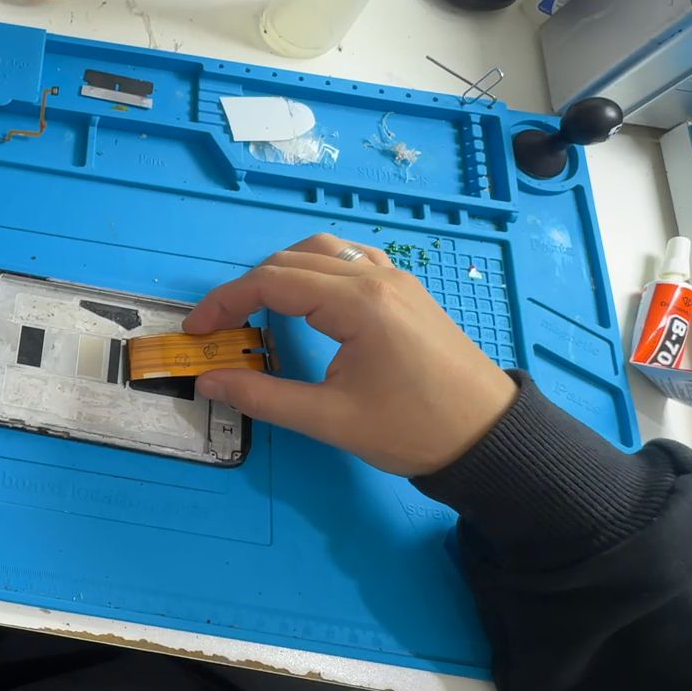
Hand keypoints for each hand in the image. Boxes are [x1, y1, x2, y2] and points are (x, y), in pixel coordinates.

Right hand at [183, 234, 517, 476]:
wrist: (494, 440)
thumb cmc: (413, 429)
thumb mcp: (330, 420)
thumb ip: (261, 397)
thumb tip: (208, 381)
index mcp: (358, 304)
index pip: (271, 283)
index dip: (224, 303)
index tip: (197, 331)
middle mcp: (376, 277)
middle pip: (289, 261)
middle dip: (243, 289)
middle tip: (219, 327)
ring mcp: (395, 278)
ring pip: (319, 250)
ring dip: (277, 271)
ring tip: (256, 307)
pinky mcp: (406, 290)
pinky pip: (349, 258)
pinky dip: (313, 268)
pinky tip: (307, 295)